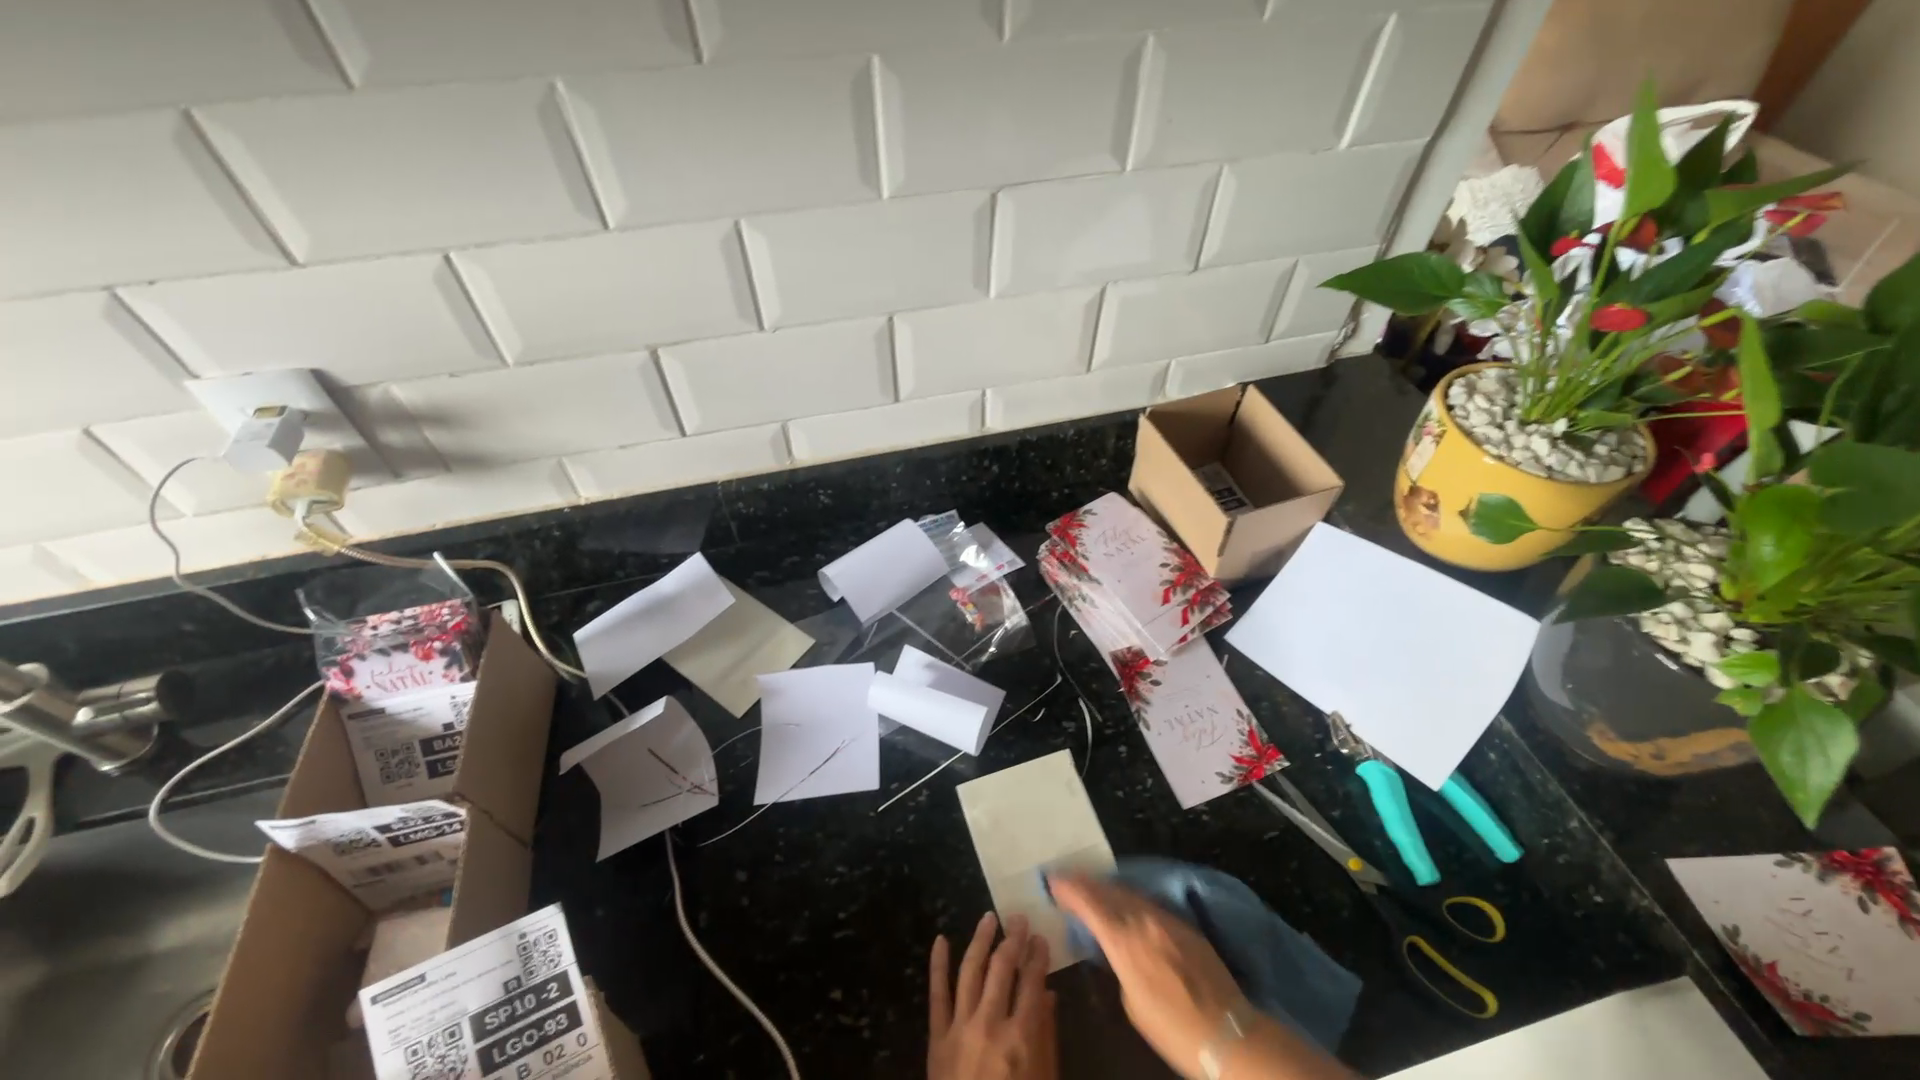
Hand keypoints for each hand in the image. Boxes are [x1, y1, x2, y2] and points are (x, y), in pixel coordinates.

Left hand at [928, 912, 1056, 1079]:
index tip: (1040, 937)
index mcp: (1021, 1038)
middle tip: (1017, 917)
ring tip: (988, 918)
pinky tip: (941, 940)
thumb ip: (1046, 1036)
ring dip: (980, 941)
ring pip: (970, 972)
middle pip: (1002, 970)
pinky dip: (937, 965)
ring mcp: (960, 1028)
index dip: (1037, 956)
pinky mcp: (936, 1037)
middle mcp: (990, 1024)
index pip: (1032, 983)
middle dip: (1012, 939)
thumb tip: (1048, 994)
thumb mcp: (1043, 1077)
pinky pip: (935, 994)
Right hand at [1048, 875, 1247, 1077]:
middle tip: (1066, 880)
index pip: (1090, 903)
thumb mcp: (1130, 1000)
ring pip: (1131, 895)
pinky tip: (1125, 906)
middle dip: (1085, 884)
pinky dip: (1130, 900)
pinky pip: (1150, 905)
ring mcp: (1169, 920)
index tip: (1052, 880)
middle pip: (1109, 891)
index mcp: (1125, 940)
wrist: (1227, 1034)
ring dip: (1108, 889)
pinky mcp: (1186, 927)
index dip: (1069, 889)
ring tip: (1091, 888)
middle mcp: (1145, 920)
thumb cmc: (1171, 1029)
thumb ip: (1118, 964)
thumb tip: (1114, 949)